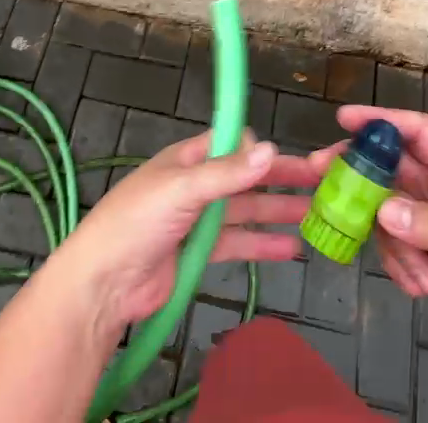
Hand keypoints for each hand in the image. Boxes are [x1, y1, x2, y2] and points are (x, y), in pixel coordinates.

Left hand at [44, 131, 319, 332]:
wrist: (103, 283)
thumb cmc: (136, 222)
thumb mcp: (181, 189)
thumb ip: (227, 173)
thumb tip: (271, 149)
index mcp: (186, 159)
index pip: (232, 143)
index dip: (262, 148)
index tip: (298, 156)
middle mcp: (194, 184)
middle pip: (245, 177)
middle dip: (281, 179)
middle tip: (324, 182)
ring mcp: (197, 219)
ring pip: (246, 211)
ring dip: (278, 212)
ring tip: (317, 215)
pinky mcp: (198, 252)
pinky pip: (238, 242)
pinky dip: (262, 244)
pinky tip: (290, 249)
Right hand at [309, 106, 427, 388]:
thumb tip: (384, 208)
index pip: (421, 134)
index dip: (384, 121)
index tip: (344, 118)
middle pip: (393, 170)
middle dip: (362, 178)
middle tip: (324, 178)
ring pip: (388, 214)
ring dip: (393, 246)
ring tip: (422, 277)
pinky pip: (394, 247)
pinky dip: (400, 267)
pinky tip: (424, 288)